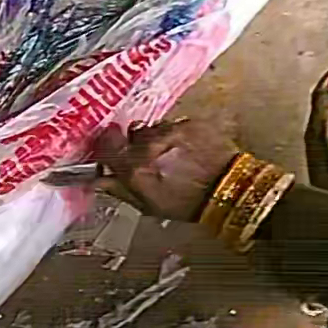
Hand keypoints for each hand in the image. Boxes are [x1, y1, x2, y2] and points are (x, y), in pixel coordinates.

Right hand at [91, 119, 238, 221]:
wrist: (229, 189)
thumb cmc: (187, 204)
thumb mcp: (150, 205)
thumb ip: (121, 190)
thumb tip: (98, 180)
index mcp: (135, 169)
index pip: (106, 145)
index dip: (106, 147)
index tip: (111, 152)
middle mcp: (149, 145)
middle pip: (130, 134)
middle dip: (134, 144)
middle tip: (147, 158)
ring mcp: (170, 130)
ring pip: (152, 128)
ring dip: (155, 139)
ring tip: (170, 154)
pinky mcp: (189, 122)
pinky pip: (173, 125)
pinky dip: (175, 136)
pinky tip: (186, 149)